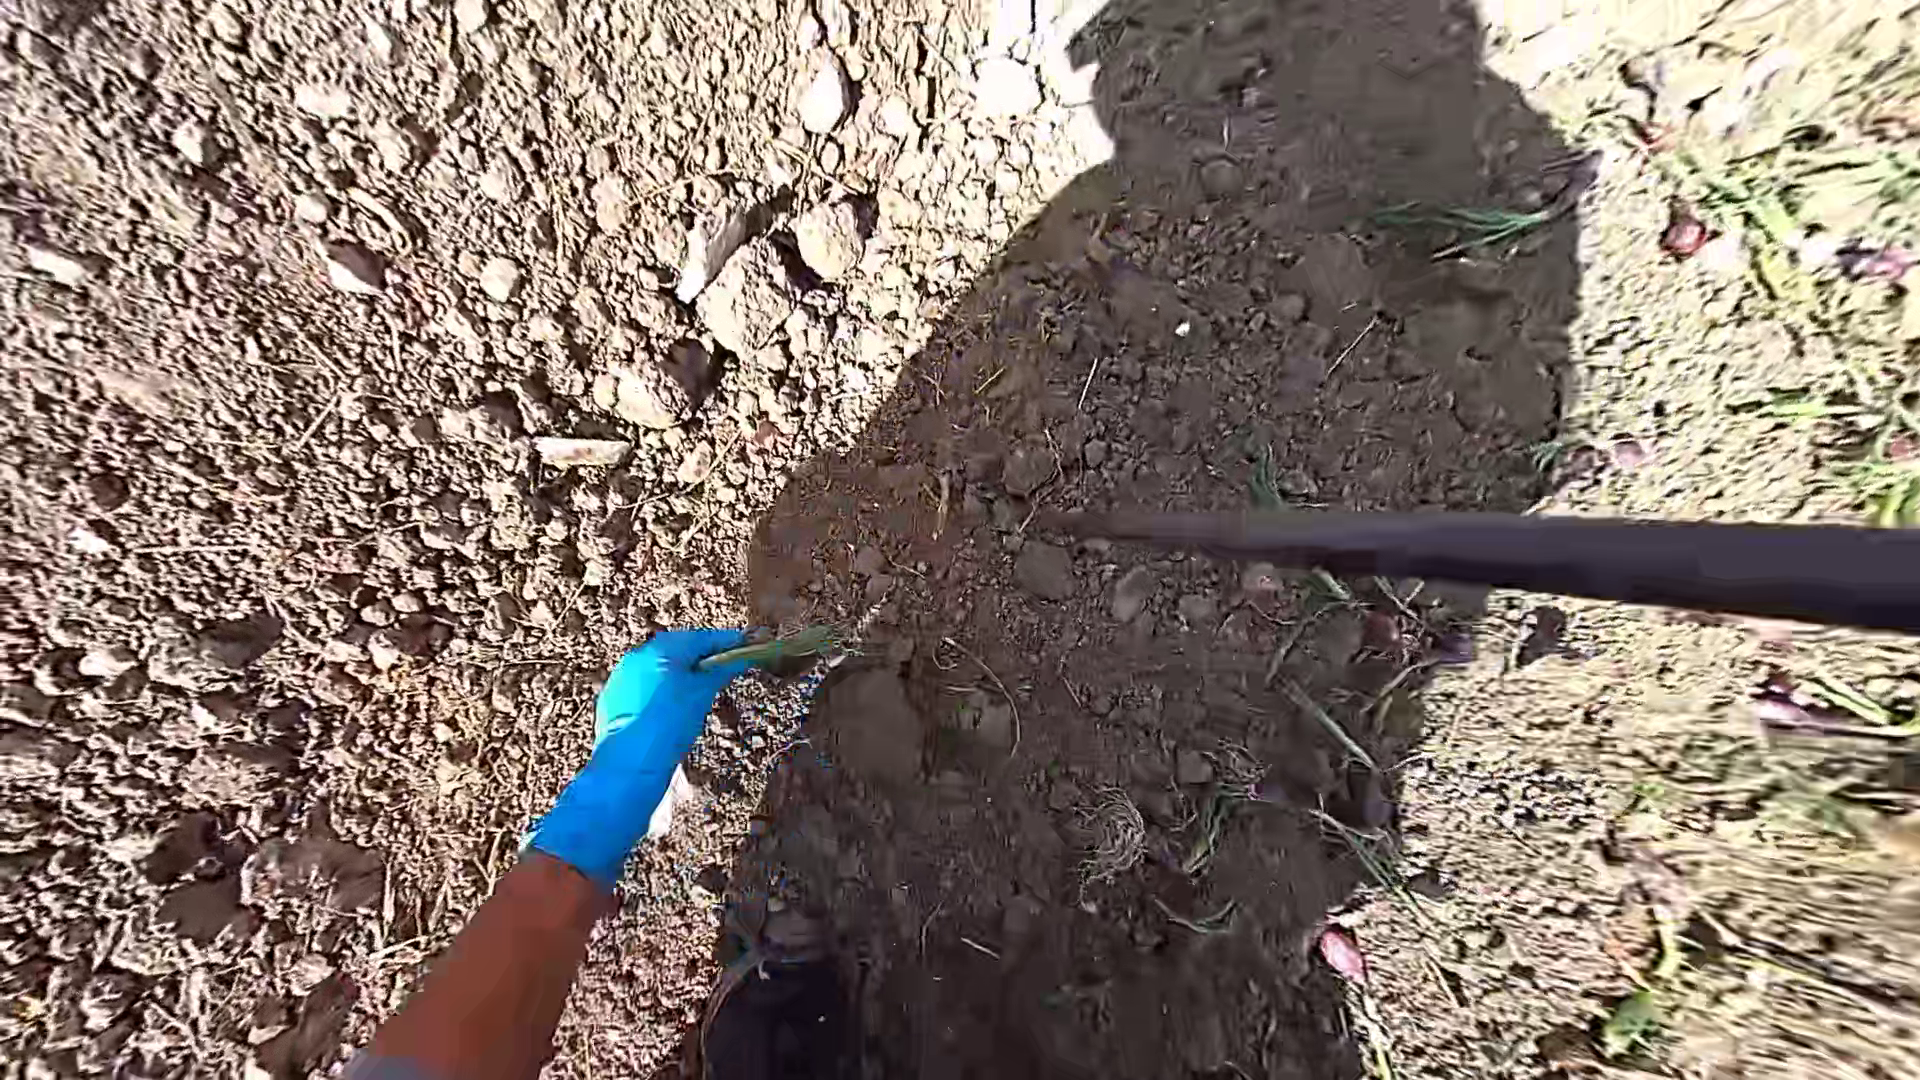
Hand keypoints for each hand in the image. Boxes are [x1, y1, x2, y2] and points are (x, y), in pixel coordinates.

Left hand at [526, 629, 753, 887]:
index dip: (729, 641)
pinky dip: (667, 689)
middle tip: (730, 664)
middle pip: (681, 649)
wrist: (627, 771)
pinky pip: (648, 685)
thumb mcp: (702, 695)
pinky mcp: (615, 700)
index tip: (749, 643)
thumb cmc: (668, 727)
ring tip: (707, 686)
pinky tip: (679, 705)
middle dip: (706, 656)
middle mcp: (638, 657)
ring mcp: (623, 678)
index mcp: (660, 650)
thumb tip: (740, 657)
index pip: (703, 638)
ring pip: (663, 667)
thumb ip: (722, 669)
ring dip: (686, 672)